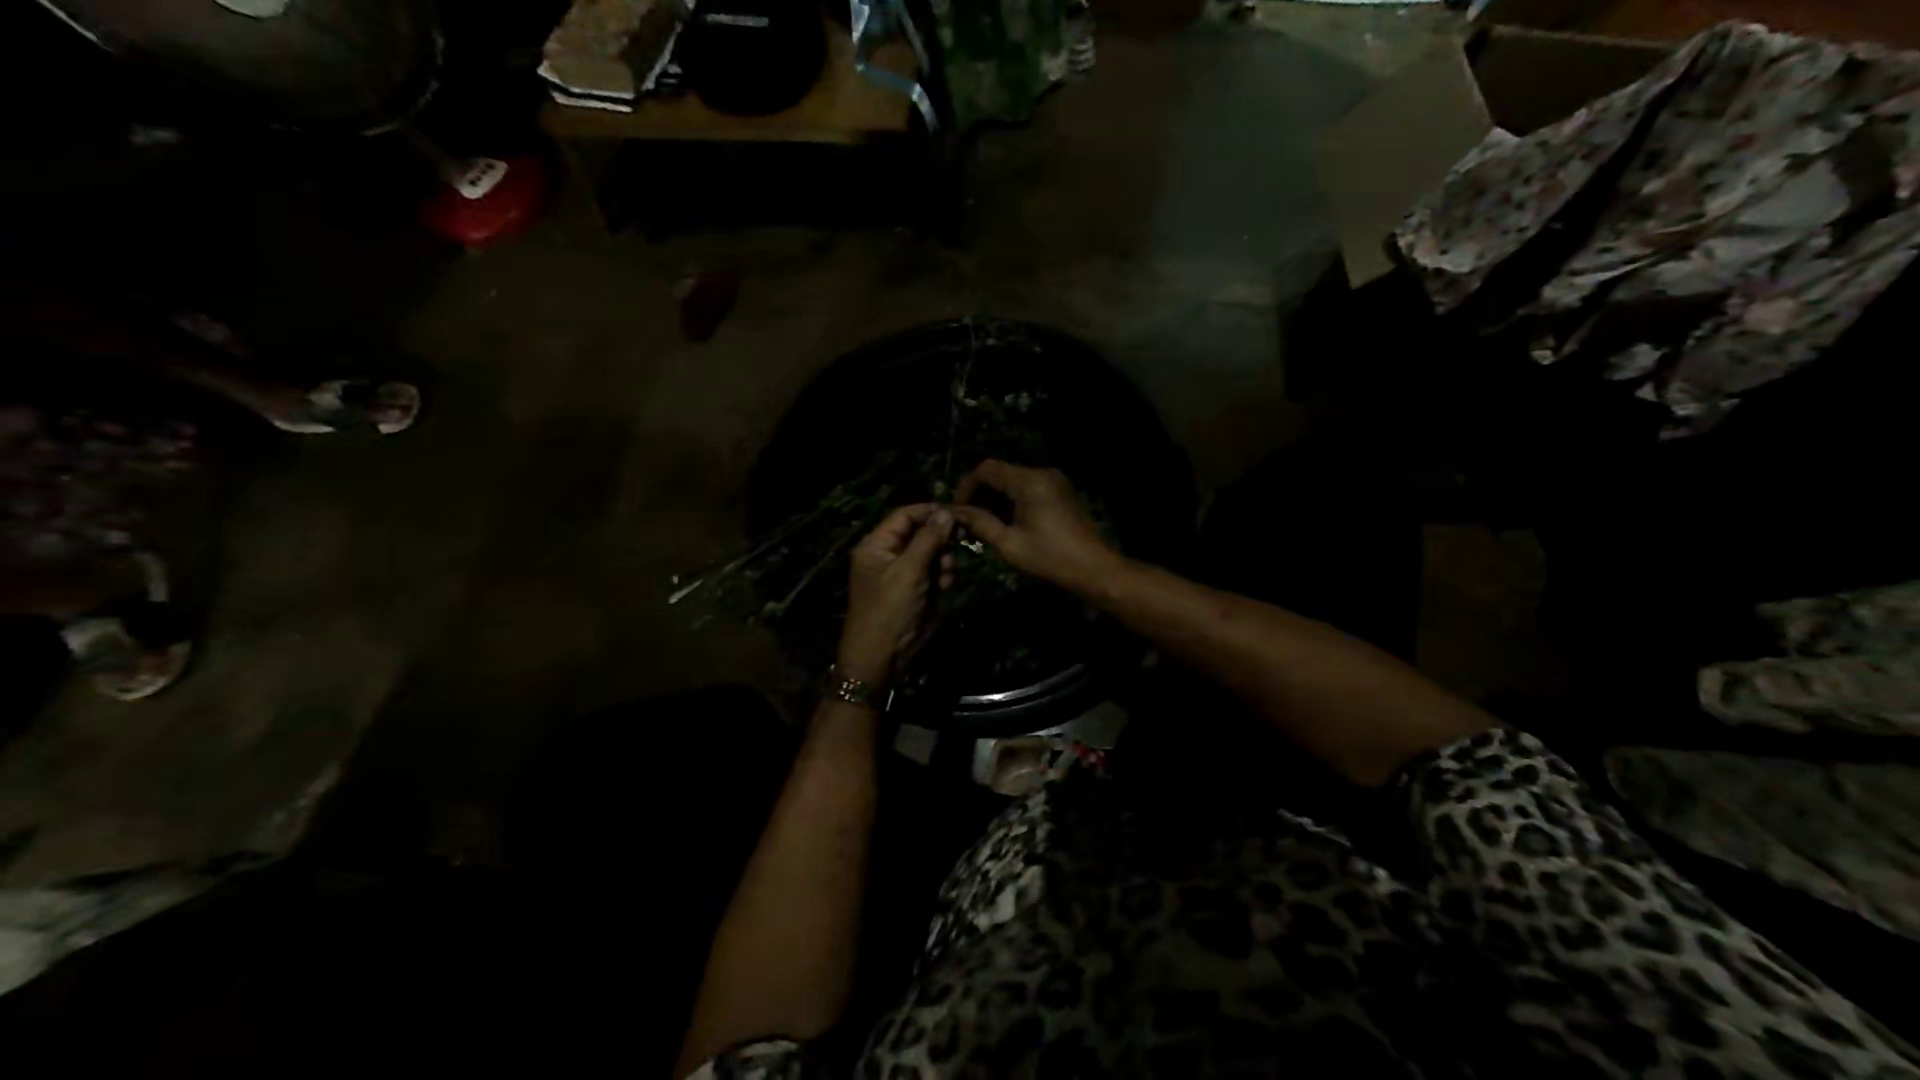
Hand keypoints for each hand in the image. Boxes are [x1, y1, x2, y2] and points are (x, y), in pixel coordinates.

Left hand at [837, 503, 952, 687]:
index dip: (930, 512)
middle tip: (961, 543)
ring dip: (943, 563)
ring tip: (945, 577)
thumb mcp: (909, 571)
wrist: (881, 658)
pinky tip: (943, 589)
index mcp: (877, 545)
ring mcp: (902, 575)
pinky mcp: (914, 592)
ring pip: (931, 555)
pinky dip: (941, 580)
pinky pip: (933, 576)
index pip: (905, 516)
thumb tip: (946, 512)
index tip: (957, 513)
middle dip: (940, 541)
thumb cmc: (889, 610)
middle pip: (920, 534)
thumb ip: (928, 539)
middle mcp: (888, 556)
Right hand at [951, 460, 1121, 594]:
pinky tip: (1005, 526)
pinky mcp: (1060, 492)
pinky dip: (1012, 503)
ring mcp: (1054, 482)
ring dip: (995, 501)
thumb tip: (958, 513)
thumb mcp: (1009, 544)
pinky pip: (1028, 490)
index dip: (967, 487)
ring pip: (1013, 482)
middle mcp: (1042, 473)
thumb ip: (981, 524)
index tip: (958, 510)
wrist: (1095, 569)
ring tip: (983, 527)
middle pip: (1000, 474)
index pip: (987, 469)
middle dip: (981, 495)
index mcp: (1029, 481)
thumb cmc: (1050, 558)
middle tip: (968, 522)